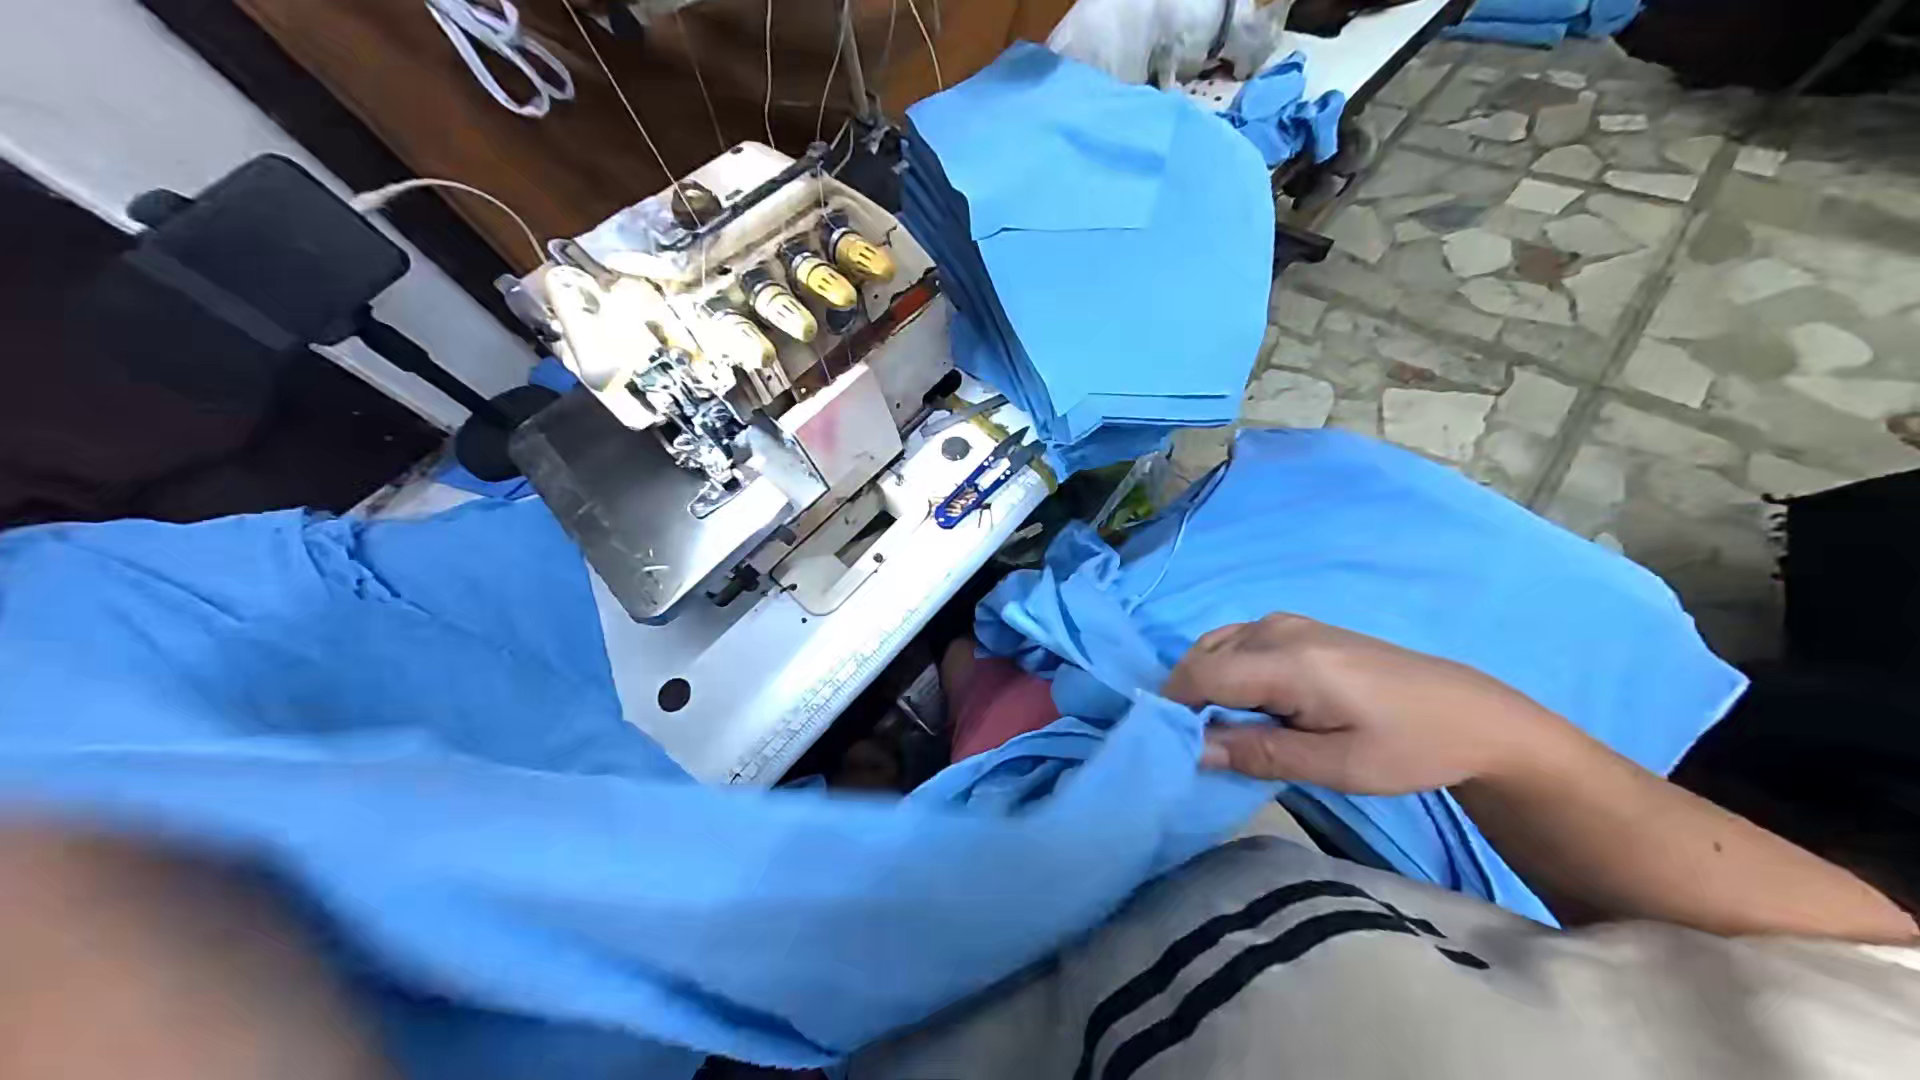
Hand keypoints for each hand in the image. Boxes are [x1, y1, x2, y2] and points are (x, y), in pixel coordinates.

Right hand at [1163, 615, 1572, 793]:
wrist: (1472, 715)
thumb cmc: (1408, 747)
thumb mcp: (1336, 766)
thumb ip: (1258, 753)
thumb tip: (1192, 748)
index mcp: (1289, 662)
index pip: (1202, 675)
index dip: (1174, 708)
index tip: (1173, 746)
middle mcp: (1278, 629)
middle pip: (1201, 657)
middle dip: (1186, 699)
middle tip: (1202, 744)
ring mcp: (1287, 622)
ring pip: (1214, 647)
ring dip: (1204, 684)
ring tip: (1224, 727)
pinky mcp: (1296, 627)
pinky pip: (1236, 642)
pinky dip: (1224, 671)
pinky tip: (1247, 702)